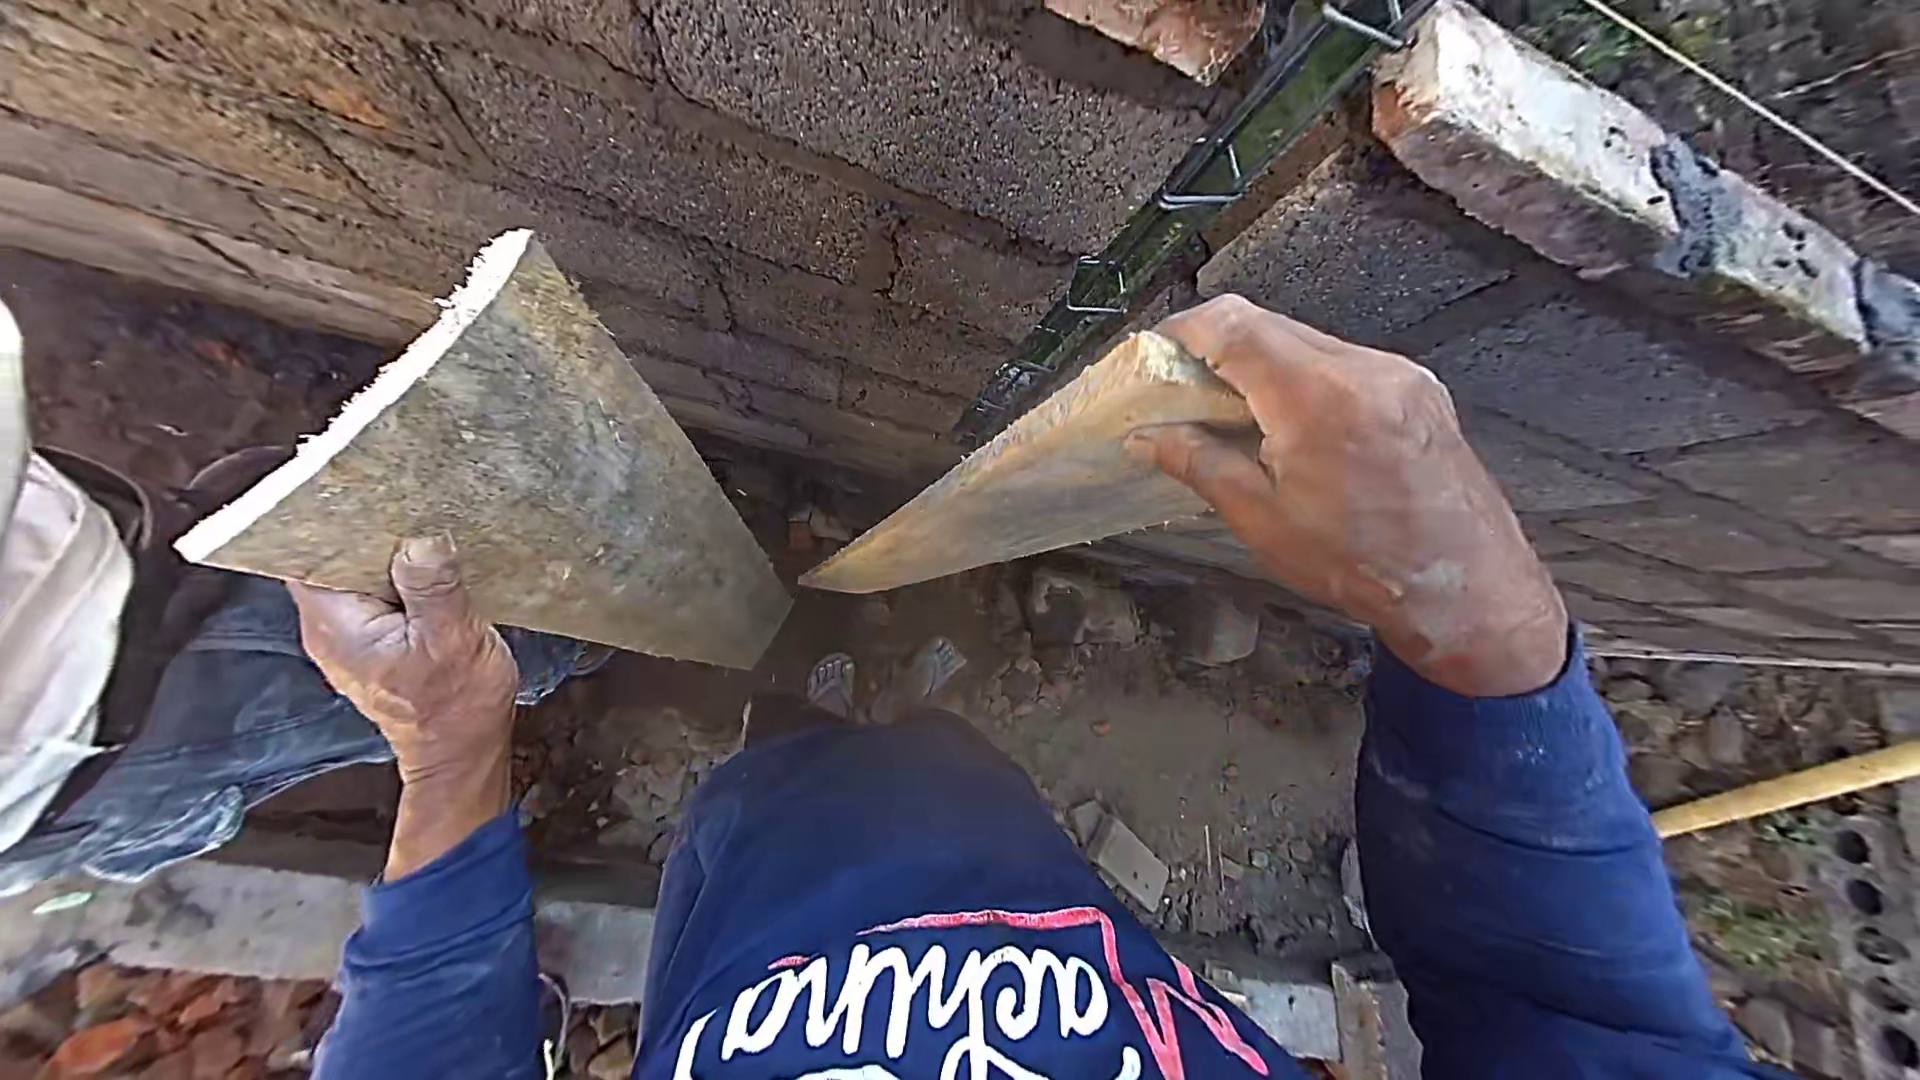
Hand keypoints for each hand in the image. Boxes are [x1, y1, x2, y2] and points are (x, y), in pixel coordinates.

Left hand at [288, 534, 519, 878]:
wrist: (464, 745)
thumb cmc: (455, 701)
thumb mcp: (451, 640)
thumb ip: (433, 589)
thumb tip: (422, 541)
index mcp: (336, 622)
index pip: (311, 554)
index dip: (335, 519)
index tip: (371, 488)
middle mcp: (335, 625)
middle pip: (340, 559)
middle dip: (377, 531)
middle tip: (420, 500)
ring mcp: (360, 632)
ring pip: (368, 575)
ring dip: (399, 553)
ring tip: (436, 526)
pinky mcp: (387, 637)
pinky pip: (391, 592)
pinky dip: (412, 574)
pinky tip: (443, 564)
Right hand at [1127, 296, 1567, 696]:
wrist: (1468, 589)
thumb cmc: (1353, 562)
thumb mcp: (1259, 517)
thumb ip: (1196, 463)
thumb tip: (1142, 437)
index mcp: (1316, 396)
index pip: (1234, 325)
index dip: (1182, 328)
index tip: (1150, 354)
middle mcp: (1362, 366)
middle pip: (1266, 322)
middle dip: (1210, 344)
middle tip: (1175, 387)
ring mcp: (1395, 372)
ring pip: (1300, 339)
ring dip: (1250, 361)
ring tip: (1220, 409)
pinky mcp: (1412, 386)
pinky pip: (1334, 360)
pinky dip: (1290, 375)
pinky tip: (1276, 418)